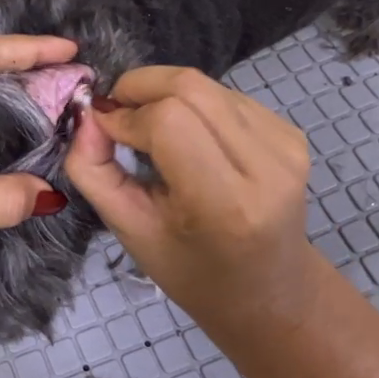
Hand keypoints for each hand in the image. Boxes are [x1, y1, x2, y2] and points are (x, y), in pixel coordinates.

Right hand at [64, 67, 316, 329]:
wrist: (269, 292)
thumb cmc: (191, 271)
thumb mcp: (128, 230)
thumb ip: (93, 170)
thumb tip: (85, 115)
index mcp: (226, 204)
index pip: (169, 120)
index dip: (127, 115)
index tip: (105, 131)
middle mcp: (266, 167)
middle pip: (189, 86)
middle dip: (141, 87)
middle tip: (117, 112)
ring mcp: (286, 146)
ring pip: (207, 84)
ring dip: (165, 94)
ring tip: (149, 127)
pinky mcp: (293, 133)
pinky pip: (227, 95)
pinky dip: (194, 104)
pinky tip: (189, 136)